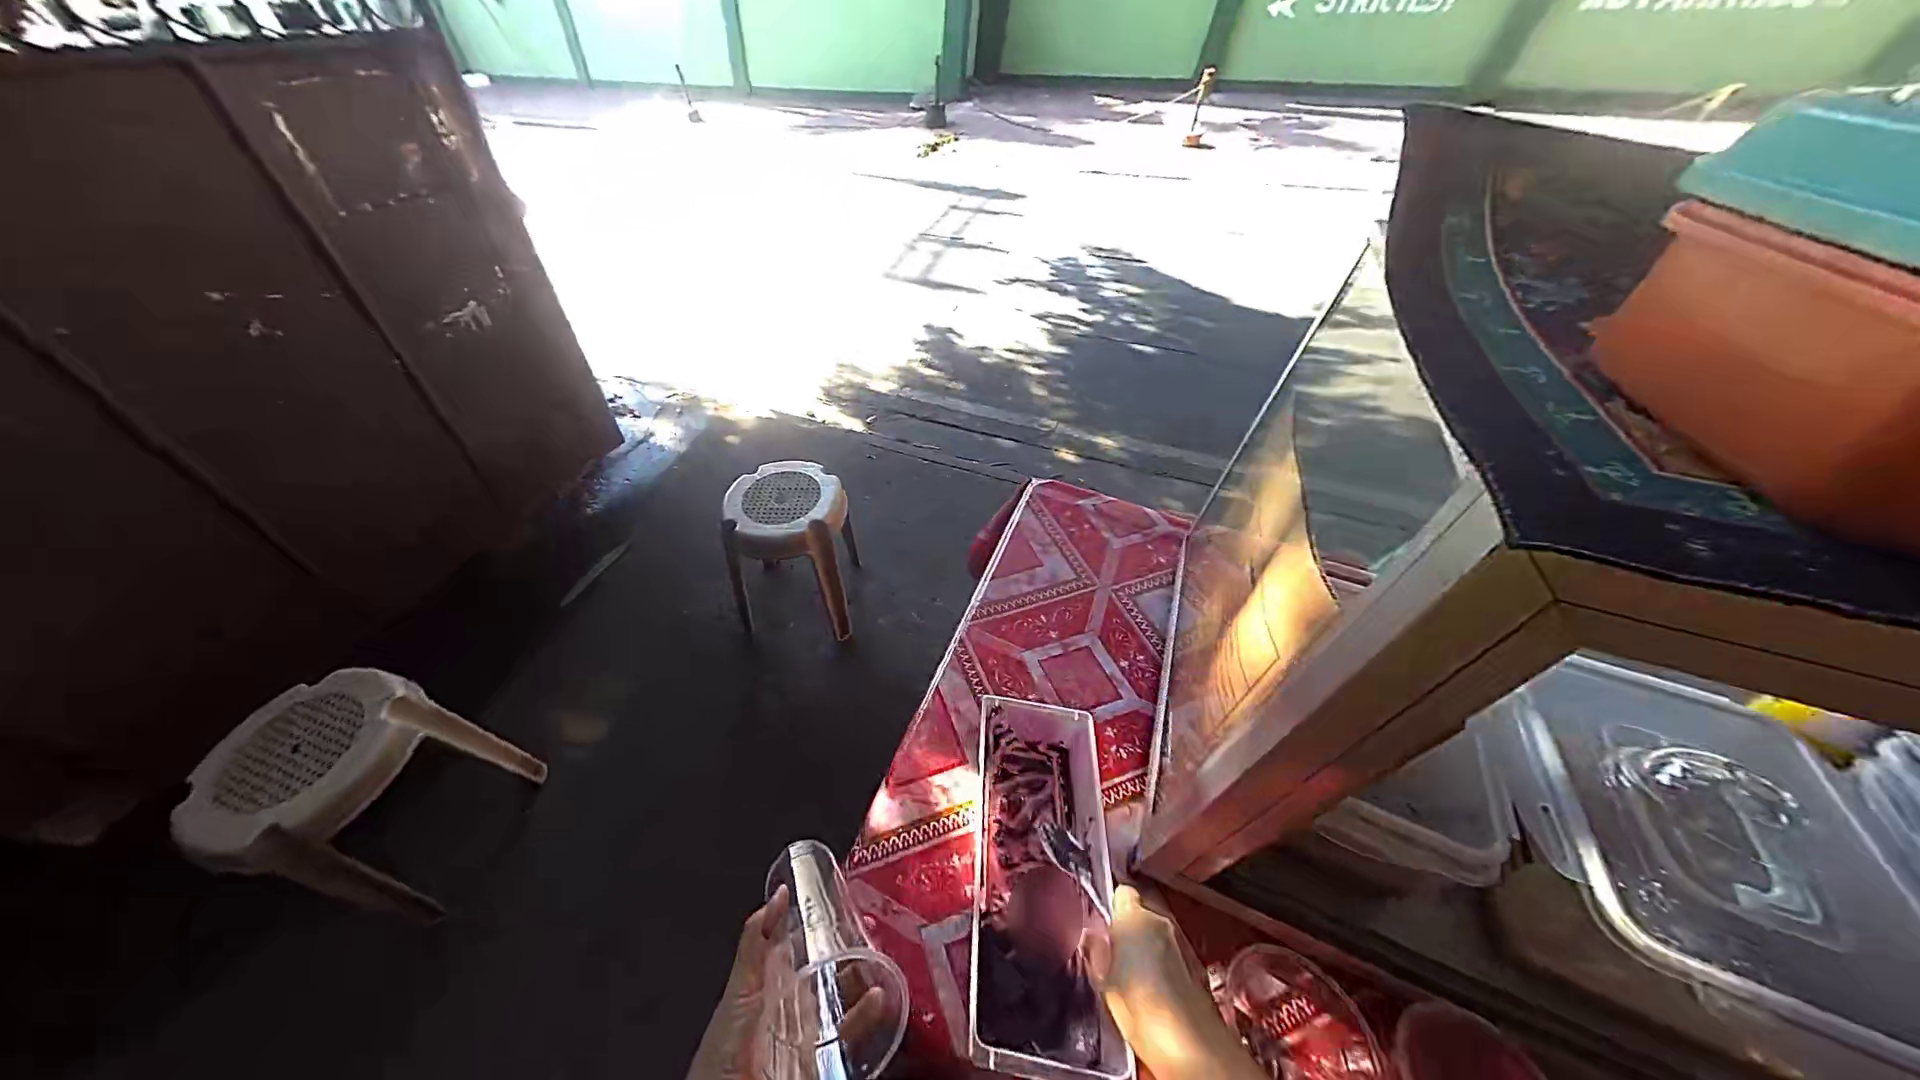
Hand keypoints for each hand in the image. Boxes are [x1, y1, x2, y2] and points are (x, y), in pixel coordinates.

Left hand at [685, 885, 890, 1079]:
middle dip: (856, 954)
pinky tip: (878, 1000)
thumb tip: (780, 894)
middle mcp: (799, 1004)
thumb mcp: (741, 985)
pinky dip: (868, 1016)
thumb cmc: (725, 1044)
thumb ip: (756, 941)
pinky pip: (851, 1035)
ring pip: (848, 1000)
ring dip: (867, 981)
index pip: (809, 949)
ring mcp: (813, 1031)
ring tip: (881, 964)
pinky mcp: (824, 1058)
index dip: (830, 930)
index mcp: (779, 983)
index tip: (852, 910)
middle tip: (874, 934)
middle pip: (834, 973)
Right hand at [1083, 885, 1265, 1079]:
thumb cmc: (1141, 1011)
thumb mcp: (1105, 982)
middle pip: (1142, 911)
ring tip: (1137, 976)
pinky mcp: (1199, 963)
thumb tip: (1093, 938)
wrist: (1193, 1048)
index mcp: (1134, 917)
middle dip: (1131, 927)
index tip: (1105, 928)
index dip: (1113, 908)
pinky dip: (1166, 962)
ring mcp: (1183, 941)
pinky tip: (1158, 990)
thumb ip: (1097, 951)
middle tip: (1117, 955)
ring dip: (1149, 944)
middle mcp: (1162, 920)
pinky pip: (1174, 951)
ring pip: (1159, 931)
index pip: (1122, 892)